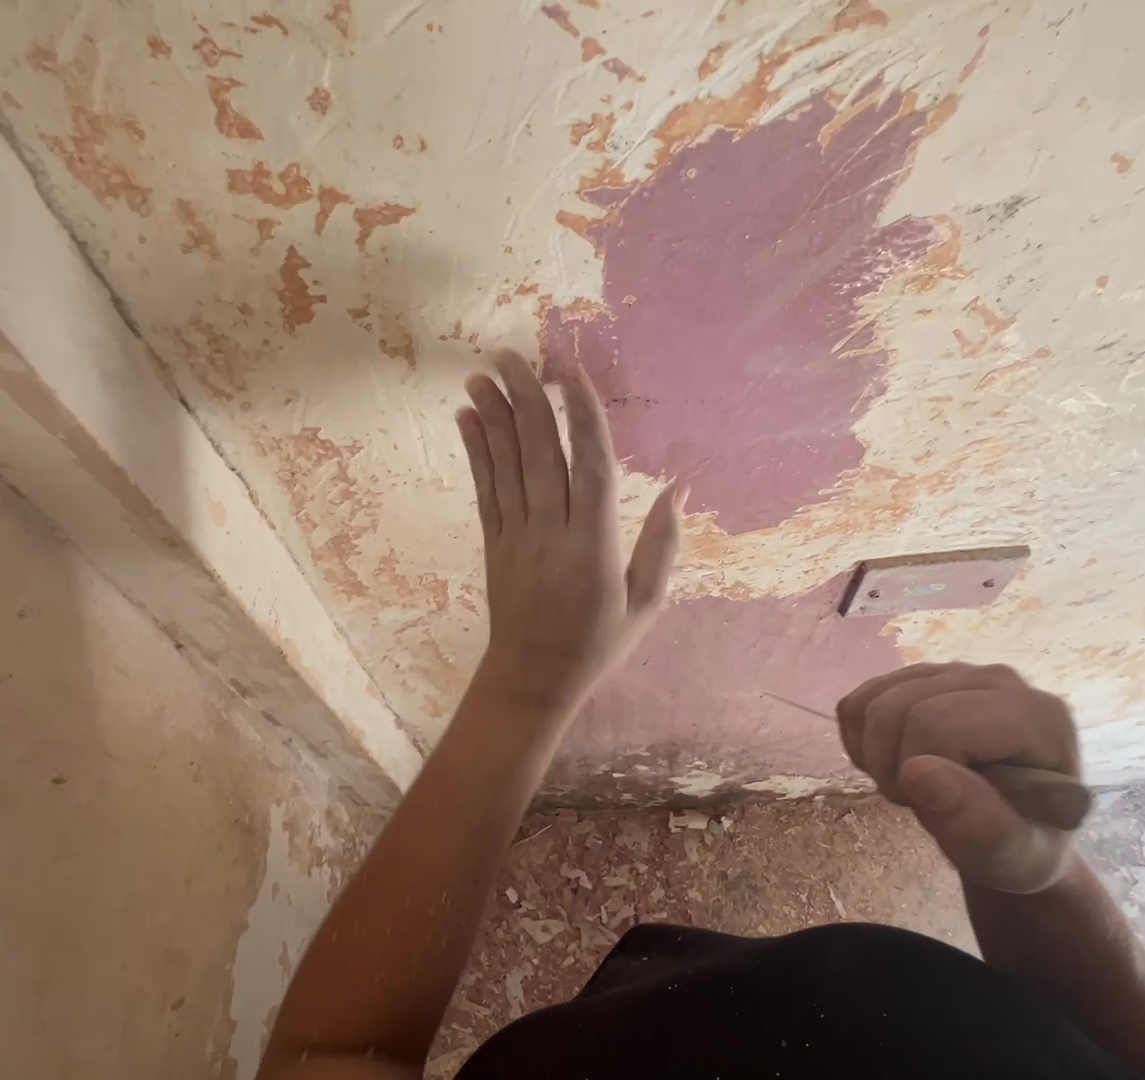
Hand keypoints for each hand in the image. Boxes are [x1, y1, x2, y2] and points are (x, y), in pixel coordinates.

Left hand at [455, 351, 685, 719]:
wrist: (533, 680)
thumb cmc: (598, 643)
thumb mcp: (647, 603)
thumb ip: (662, 545)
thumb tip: (678, 488)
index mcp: (596, 546)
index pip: (592, 467)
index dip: (582, 418)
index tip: (573, 375)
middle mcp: (553, 533)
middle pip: (539, 455)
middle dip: (525, 400)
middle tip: (510, 354)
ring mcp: (517, 538)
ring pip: (505, 468)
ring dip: (492, 417)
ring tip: (480, 373)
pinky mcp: (492, 545)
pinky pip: (484, 492)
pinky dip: (476, 453)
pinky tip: (467, 419)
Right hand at [836, 663, 1082, 892]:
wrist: (1010, 830)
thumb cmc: (1019, 847)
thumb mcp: (1011, 856)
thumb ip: (977, 823)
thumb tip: (919, 774)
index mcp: (1036, 714)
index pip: (936, 722)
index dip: (917, 772)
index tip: (938, 809)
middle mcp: (997, 678)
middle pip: (898, 707)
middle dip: (890, 765)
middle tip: (919, 802)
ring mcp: (953, 672)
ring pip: (872, 701)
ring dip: (873, 754)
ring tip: (910, 784)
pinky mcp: (916, 677)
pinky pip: (858, 699)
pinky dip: (859, 739)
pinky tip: (892, 762)